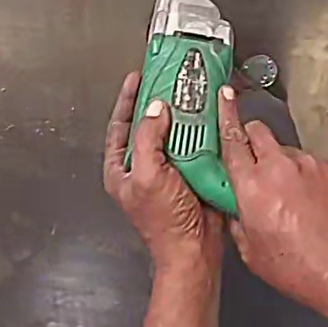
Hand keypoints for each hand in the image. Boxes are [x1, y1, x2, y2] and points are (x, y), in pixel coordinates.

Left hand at [104, 72, 223, 271]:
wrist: (194, 248)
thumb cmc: (165, 222)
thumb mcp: (148, 176)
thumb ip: (148, 139)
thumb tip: (156, 110)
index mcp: (122, 169)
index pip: (120, 125)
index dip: (127, 99)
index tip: (137, 78)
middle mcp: (143, 166)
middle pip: (147, 123)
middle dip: (157, 101)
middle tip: (167, 78)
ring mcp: (167, 168)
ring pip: (172, 130)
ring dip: (181, 113)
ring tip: (188, 91)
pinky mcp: (189, 170)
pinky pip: (193, 142)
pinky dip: (200, 128)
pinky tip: (206, 115)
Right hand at [217, 85, 327, 314]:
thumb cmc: (302, 269)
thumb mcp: (251, 253)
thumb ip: (237, 220)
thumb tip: (233, 208)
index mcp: (253, 186)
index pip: (232, 139)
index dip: (225, 115)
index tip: (224, 98)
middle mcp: (281, 167)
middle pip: (259, 132)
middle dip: (252, 141)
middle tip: (253, 163)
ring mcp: (309, 164)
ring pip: (286, 151)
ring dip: (282, 166)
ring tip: (290, 200)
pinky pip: (311, 164)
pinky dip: (306, 178)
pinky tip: (311, 204)